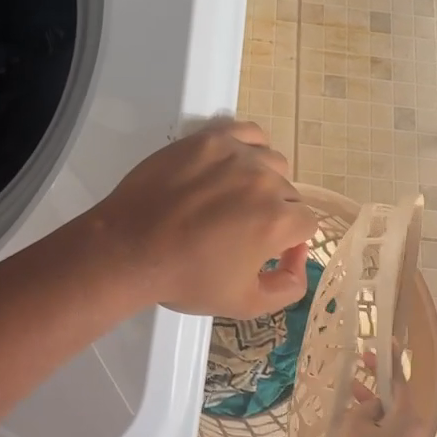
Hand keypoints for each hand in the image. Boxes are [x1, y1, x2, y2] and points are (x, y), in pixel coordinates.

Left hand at [81, 119, 318, 317]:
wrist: (130, 246)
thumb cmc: (186, 278)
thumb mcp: (245, 303)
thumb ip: (288, 287)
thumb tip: (298, 257)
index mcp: (277, 220)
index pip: (306, 222)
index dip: (289, 240)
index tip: (266, 250)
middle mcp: (263, 180)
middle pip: (288, 192)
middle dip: (273, 211)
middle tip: (240, 228)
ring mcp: (235, 154)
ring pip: (270, 161)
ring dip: (261, 178)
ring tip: (233, 196)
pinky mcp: (210, 138)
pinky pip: (248, 132)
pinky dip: (248, 146)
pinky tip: (232, 165)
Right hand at [330, 351, 436, 436]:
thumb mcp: (355, 426)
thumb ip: (365, 406)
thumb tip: (375, 405)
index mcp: (409, 418)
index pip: (401, 379)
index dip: (392, 358)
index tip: (387, 339)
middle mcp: (416, 430)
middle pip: (399, 396)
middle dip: (380, 379)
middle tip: (363, 360)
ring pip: (394, 414)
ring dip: (375, 400)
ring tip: (353, 388)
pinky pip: (392, 429)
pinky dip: (377, 418)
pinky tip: (356, 417)